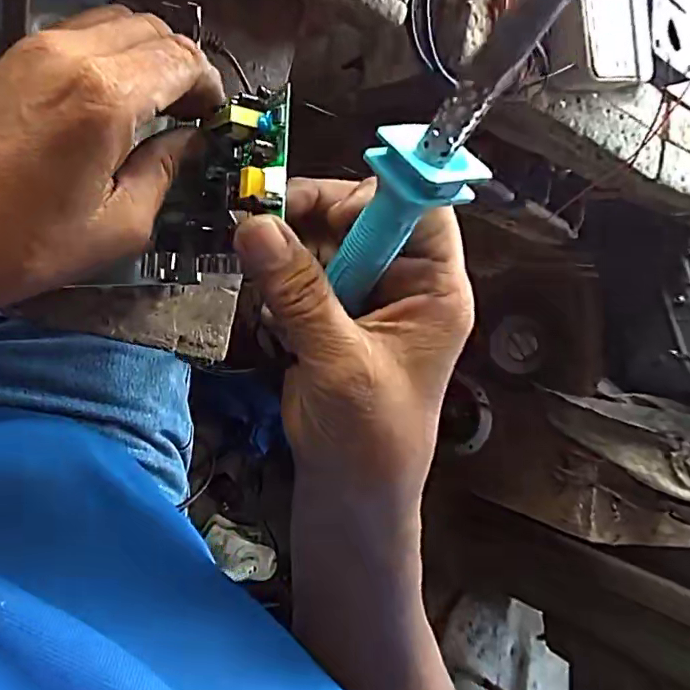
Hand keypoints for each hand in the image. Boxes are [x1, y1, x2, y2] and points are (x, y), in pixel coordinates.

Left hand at [0, 6, 224, 365]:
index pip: (183, 59)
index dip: (209, 85)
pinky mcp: (13, 58)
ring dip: (147, 54)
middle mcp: (73, 54)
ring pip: (118, 22)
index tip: (212, 117)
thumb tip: (186, 141)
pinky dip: (111, 52)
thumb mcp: (118, 225)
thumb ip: (164, 171)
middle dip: (183, 66)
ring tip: (152, 103)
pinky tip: (110, 96)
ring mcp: (36, 48)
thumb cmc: (25, 246)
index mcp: (106, 96)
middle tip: (187, 112)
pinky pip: (82, 33)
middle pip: (154, 30)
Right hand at [233, 178, 473, 508]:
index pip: (420, 209)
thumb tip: (256, 226)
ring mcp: (362, 293)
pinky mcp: (329, 309)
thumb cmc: (369, 440)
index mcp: (433, 289)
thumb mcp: (339, 362)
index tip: (320, 204)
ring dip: (287, 258)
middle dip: (312, 223)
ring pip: (321, 239)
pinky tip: (275, 323)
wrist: (349, 494)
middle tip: (264, 234)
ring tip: (270, 297)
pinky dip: (277, 283)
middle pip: (359, 215)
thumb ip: (299, 293)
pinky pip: (298, 269)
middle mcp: (401, 280)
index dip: (377, 194)